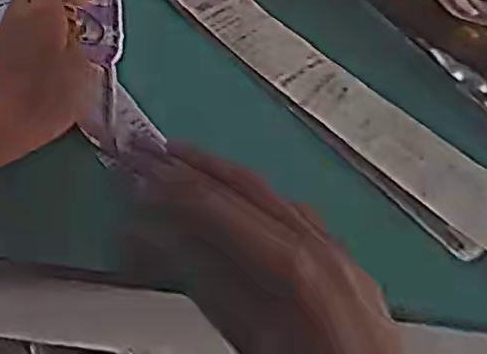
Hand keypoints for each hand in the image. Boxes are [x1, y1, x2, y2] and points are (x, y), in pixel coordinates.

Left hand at [0, 0, 94, 150]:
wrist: (11, 117)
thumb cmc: (51, 93)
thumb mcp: (79, 65)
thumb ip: (76, 39)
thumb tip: (71, 28)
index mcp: (41, 12)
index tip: (86, 4)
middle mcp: (19, 13)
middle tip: (73, 10)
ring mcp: (5, 27)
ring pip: (22, 1)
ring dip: (41, 6)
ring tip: (63, 28)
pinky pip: (17, 19)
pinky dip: (32, 20)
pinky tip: (47, 42)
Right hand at [126, 144, 399, 353]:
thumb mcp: (248, 334)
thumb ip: (202, 280)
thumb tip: (153, 238)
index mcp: (298, 266)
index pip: (216, 201)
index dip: (169, 181)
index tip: (137, 169)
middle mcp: (323, 251)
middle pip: (243, 185)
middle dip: (189, 164)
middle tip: (146, 151)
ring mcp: (342, 258)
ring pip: (269, 193)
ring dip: (217, 173)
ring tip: (178, 162)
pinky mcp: (350, 271)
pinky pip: (295, 216)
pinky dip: (254, 199)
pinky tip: (233, 197)